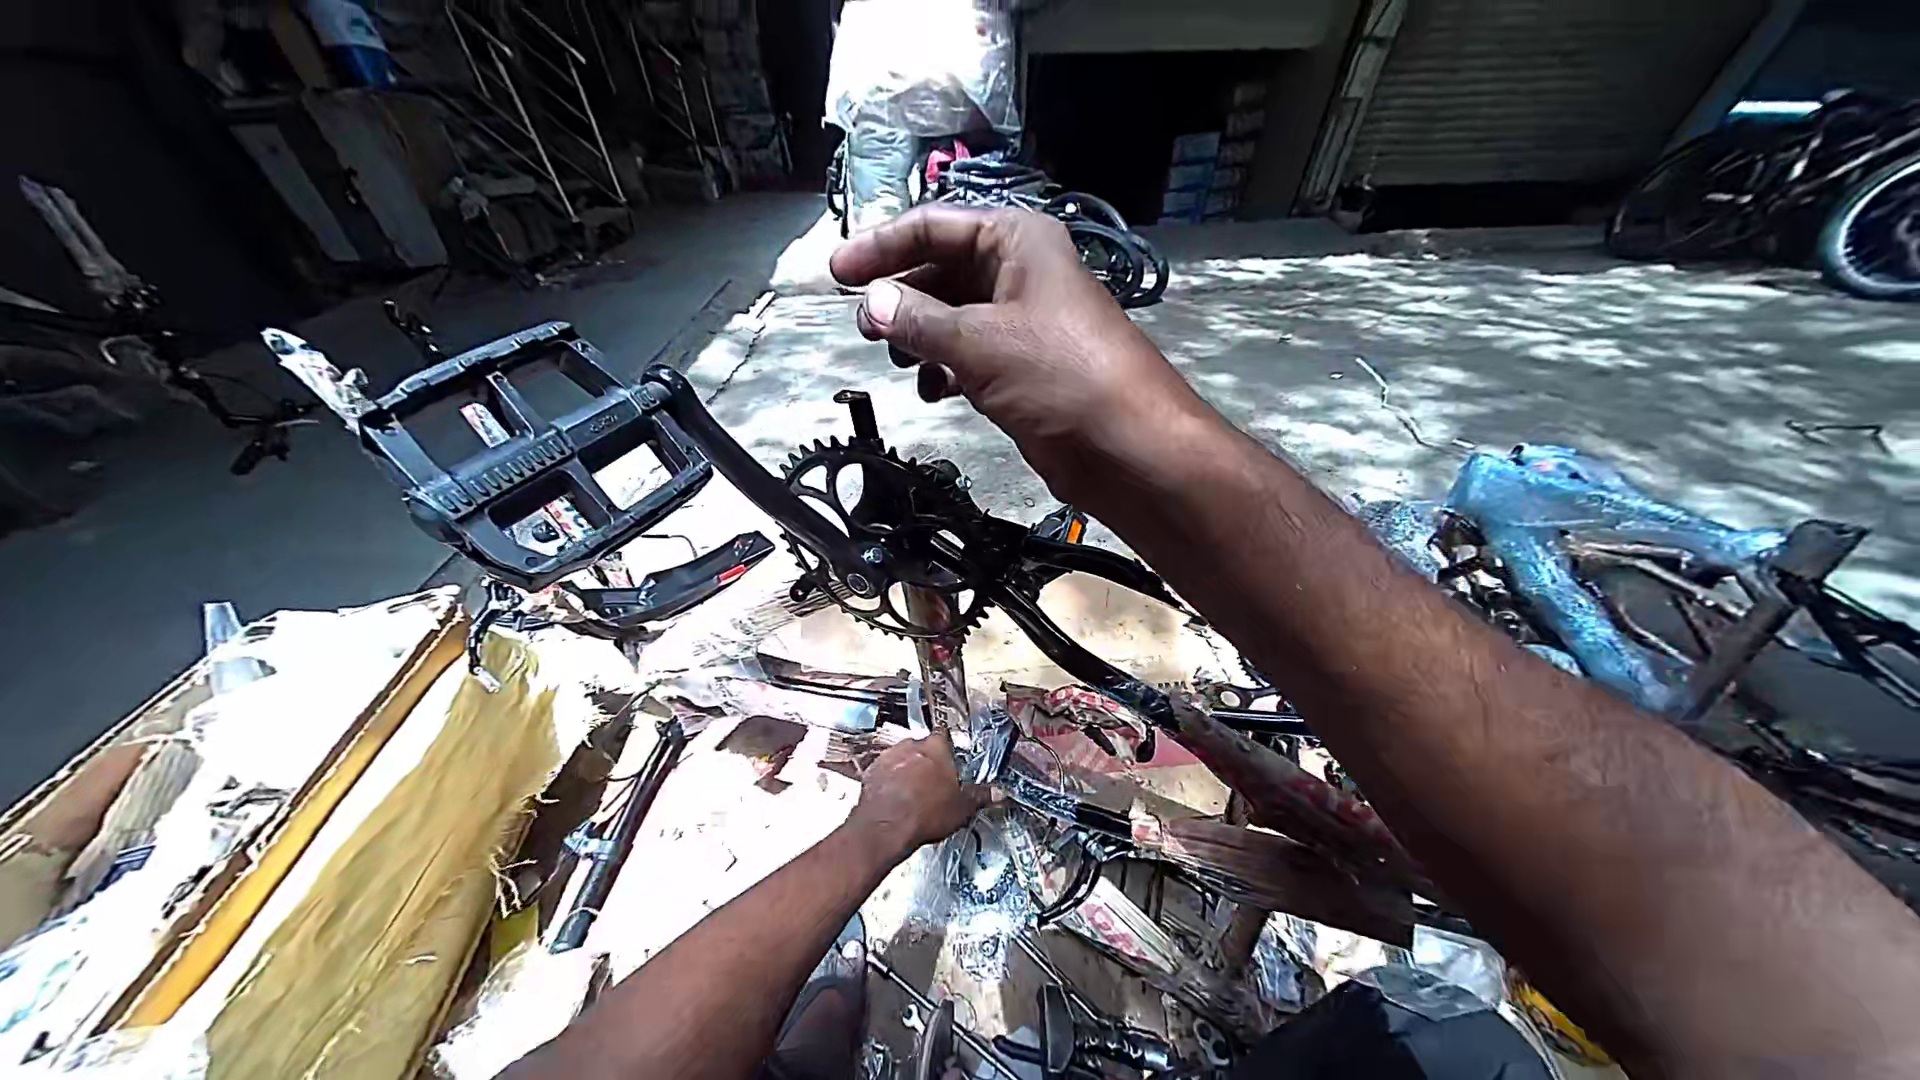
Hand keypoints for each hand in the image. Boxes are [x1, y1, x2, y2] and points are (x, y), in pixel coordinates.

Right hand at [828, 204, 1214, 504]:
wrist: (1124, 444)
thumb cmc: (1062, 376)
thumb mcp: (980, 340)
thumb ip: (918, 320)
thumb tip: (870, 303)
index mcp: (1016, 241)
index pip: (933, 227)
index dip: (880, 247)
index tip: (837, 274)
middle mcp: (1018, 274)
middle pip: (940, 271)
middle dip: (899, 297)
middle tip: (863, 325)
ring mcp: (1020, 323)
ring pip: (951, 318)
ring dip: (919, 337)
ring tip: (897, 358)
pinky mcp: (1020, 368)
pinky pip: (968, 356)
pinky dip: (945, 369)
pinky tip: (933, 388)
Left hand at [847, 729, 991, 859]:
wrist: (886, 827)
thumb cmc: (924, 813)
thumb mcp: (962, 808)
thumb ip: (980, 796)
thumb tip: (998, 794)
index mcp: (937, 748)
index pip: (944, 736)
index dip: (947, 748)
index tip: (949, 759)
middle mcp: (912, 745)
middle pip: (922, 747)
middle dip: (927, 761)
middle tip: (934, 782)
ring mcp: (889, 756)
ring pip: (902, 758)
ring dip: (906, 770)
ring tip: (913, 793)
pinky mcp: (872, 771)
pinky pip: (884, 771)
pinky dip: (889, 780)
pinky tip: (895, 798)